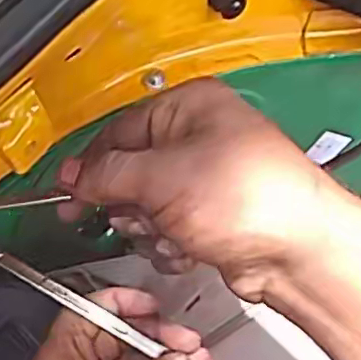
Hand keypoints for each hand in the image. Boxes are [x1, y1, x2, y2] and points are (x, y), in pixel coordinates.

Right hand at [54, 77, 360, 301]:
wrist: (293, 251)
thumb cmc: (252, 198)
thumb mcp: (162, 177)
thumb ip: (107, 174)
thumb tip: (74, 175)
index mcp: (187, 108)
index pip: (116, 132)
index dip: (88, 165)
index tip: (67, 190)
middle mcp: (195, 141)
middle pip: (127, 175)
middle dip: (128, 205)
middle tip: (135, 214)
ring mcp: (201, 183)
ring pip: (142, 209)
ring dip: (149, 230)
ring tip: (172, 231)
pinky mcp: (205, 218)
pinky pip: (163, 232)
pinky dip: (168, 246)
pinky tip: (187, 246)